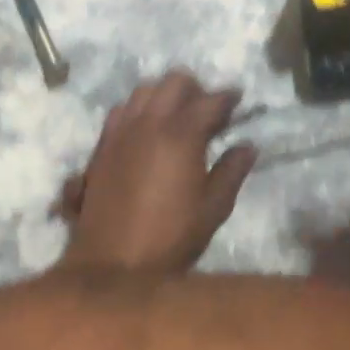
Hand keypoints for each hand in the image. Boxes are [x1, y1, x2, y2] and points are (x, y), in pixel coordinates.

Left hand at [56, 69, 257, 274]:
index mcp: (181, 134)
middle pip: (174, 81)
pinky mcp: (101, 147)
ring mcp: (121, 132)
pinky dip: (138, 111)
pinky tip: (146, 132)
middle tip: (207, 110)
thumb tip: (247, 146)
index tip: (239, 101)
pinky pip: (121, 111)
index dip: (229, 97)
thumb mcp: (213, 209)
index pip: (211, 100)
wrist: (111, 268)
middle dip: (195, 89)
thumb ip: (232, 171)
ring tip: (176, 118)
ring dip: (164, 96)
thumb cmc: (170, 239)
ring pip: (144, 91)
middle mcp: (149, 123)